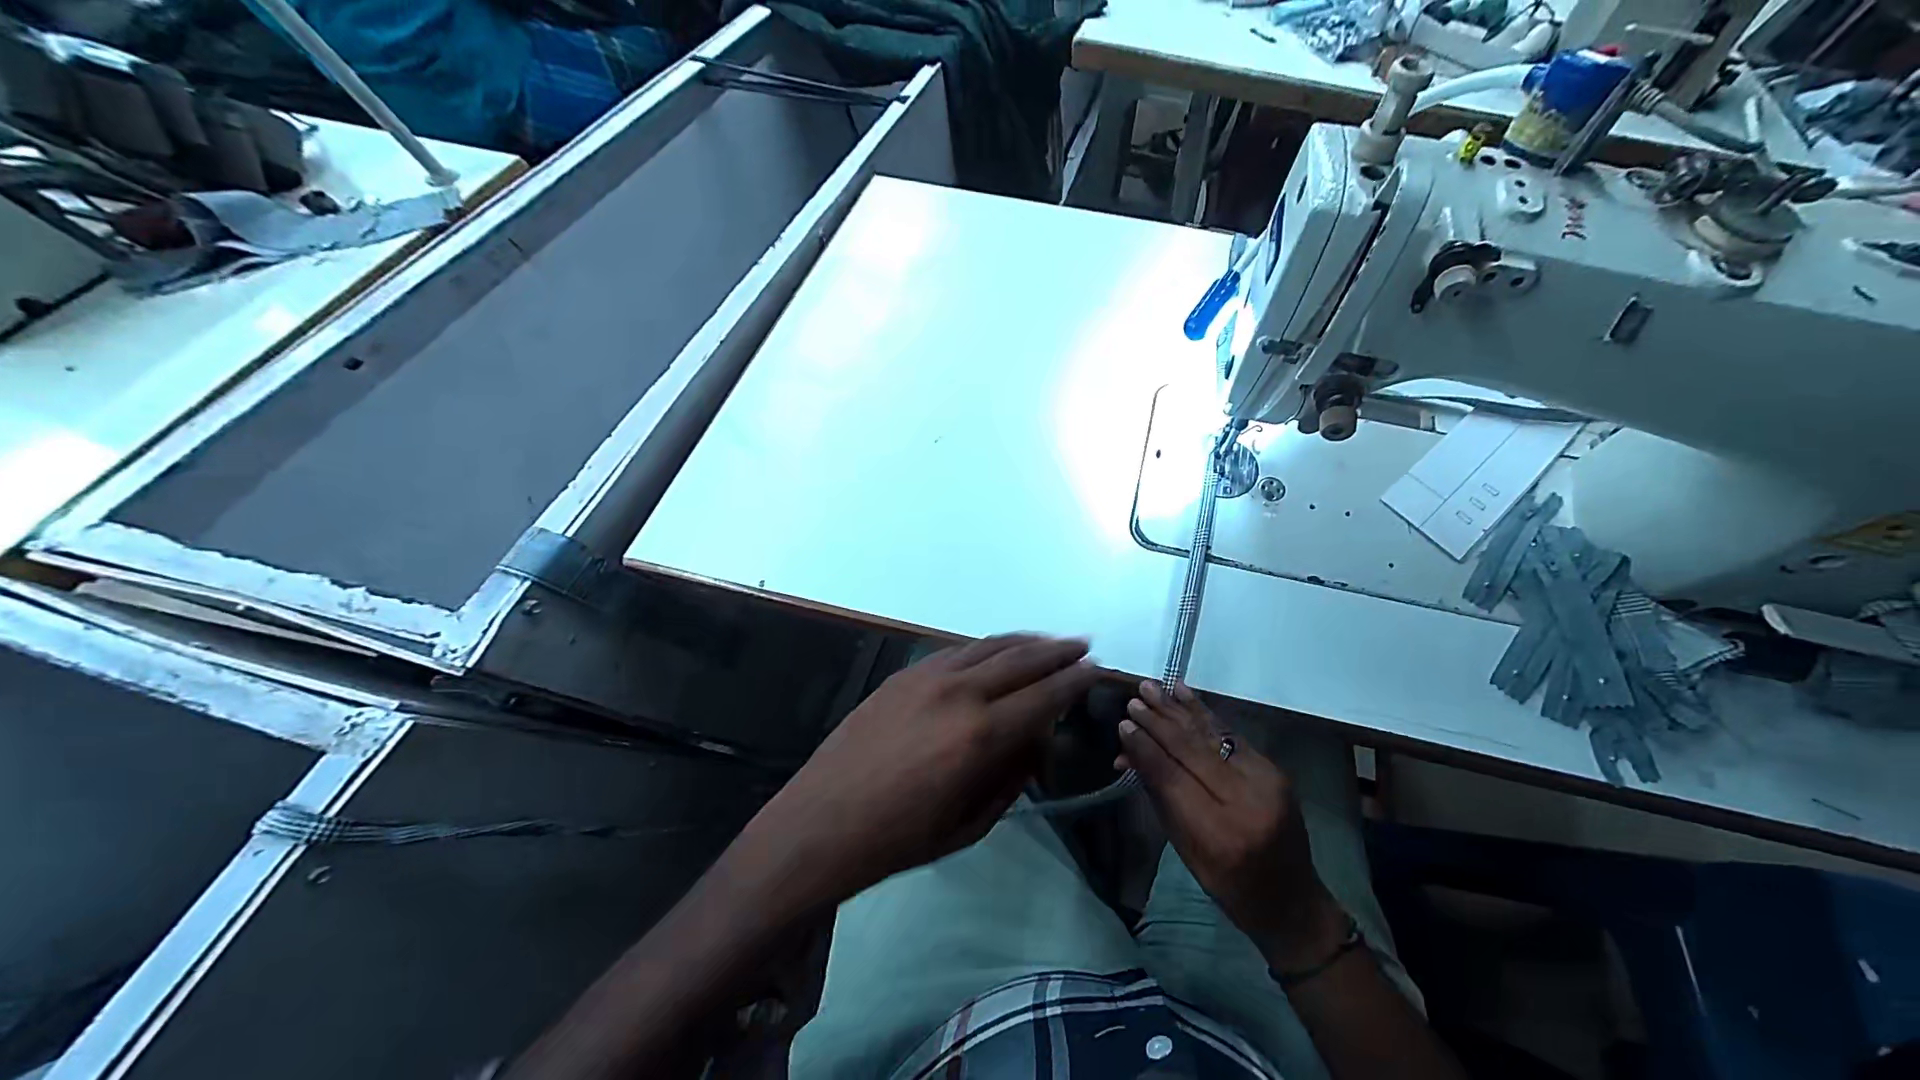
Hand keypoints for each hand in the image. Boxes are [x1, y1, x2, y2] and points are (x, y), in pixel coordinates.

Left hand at [745, 634, 1099, 904]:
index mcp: (982, 735)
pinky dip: (985, 648)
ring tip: (1047, 641)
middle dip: (1057, 651)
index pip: (1045, 696)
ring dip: (1023, 642)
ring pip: (987, 647)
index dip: (1074, 681)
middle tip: (1082, 646)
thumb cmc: (900, 839)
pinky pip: (955, 652)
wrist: (821, 823)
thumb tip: (1035, 740)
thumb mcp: (971, 822)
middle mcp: (959, 693)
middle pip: (1021, 660)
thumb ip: (1012, 776)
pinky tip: (994, 653)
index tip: (1095, 671)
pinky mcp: (902, 676)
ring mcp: (926, 678)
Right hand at [1118, 682, 1348, 969]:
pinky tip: (1184, 695)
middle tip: (1134, 700)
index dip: (1145, 747)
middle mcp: (1246, 801)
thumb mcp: (1184, 848)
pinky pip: (1231, 736)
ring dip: (1179, 709)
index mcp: (1218, 832)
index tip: (1123, 724)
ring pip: (1213, 735)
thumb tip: (1129, 752)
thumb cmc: (1227, 884)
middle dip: (1159, 722)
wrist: (1290, 900)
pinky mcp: (1274, 770)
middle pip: (1192, 750)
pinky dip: (1204, 714)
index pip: (1172, 776)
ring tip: (1153, 687)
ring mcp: (1266, 782)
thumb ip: (1159, 795)